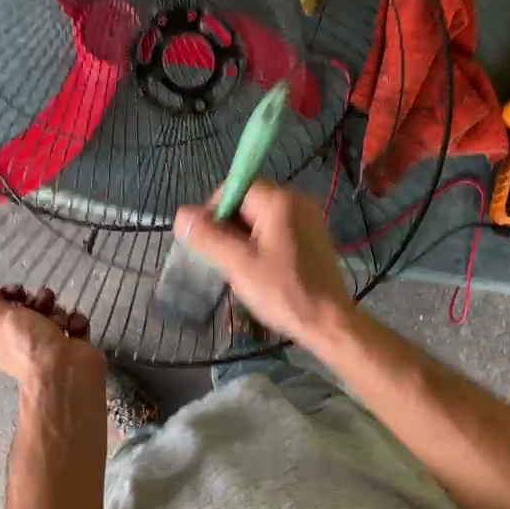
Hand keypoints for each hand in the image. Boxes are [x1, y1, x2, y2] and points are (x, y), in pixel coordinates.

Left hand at [0, 271, 102, 386]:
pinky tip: (75, 329)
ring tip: (61, 321)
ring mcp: (50, 348)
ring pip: (55, 315)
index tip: (18, 290)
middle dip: (38, 303)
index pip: (3, 309)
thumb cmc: (28, 345)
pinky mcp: (73, 349)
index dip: (10, 296)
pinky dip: (76, 324)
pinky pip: (75, 326)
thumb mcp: (0, 316)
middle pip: (31, 310)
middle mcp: (22, 345)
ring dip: (58, 313)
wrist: (66, 372)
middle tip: (41, 304)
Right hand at [172, 179, 353, 343]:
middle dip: (230, 226)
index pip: (235, 187)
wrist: (328, 321)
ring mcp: (309, 219)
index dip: (214, 210)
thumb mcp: (237, 264)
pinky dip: (263, 244)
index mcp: (279, 200)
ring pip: (262, 218)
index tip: (207, 240)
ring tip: (240, 268)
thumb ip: (207, 236)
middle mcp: (297, 201)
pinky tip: (261, 270)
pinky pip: (278, 230)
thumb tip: (181, 214)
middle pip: (249, 201)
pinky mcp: (314, 238)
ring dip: (245, 238)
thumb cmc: (282, 291)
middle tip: (224, 259)